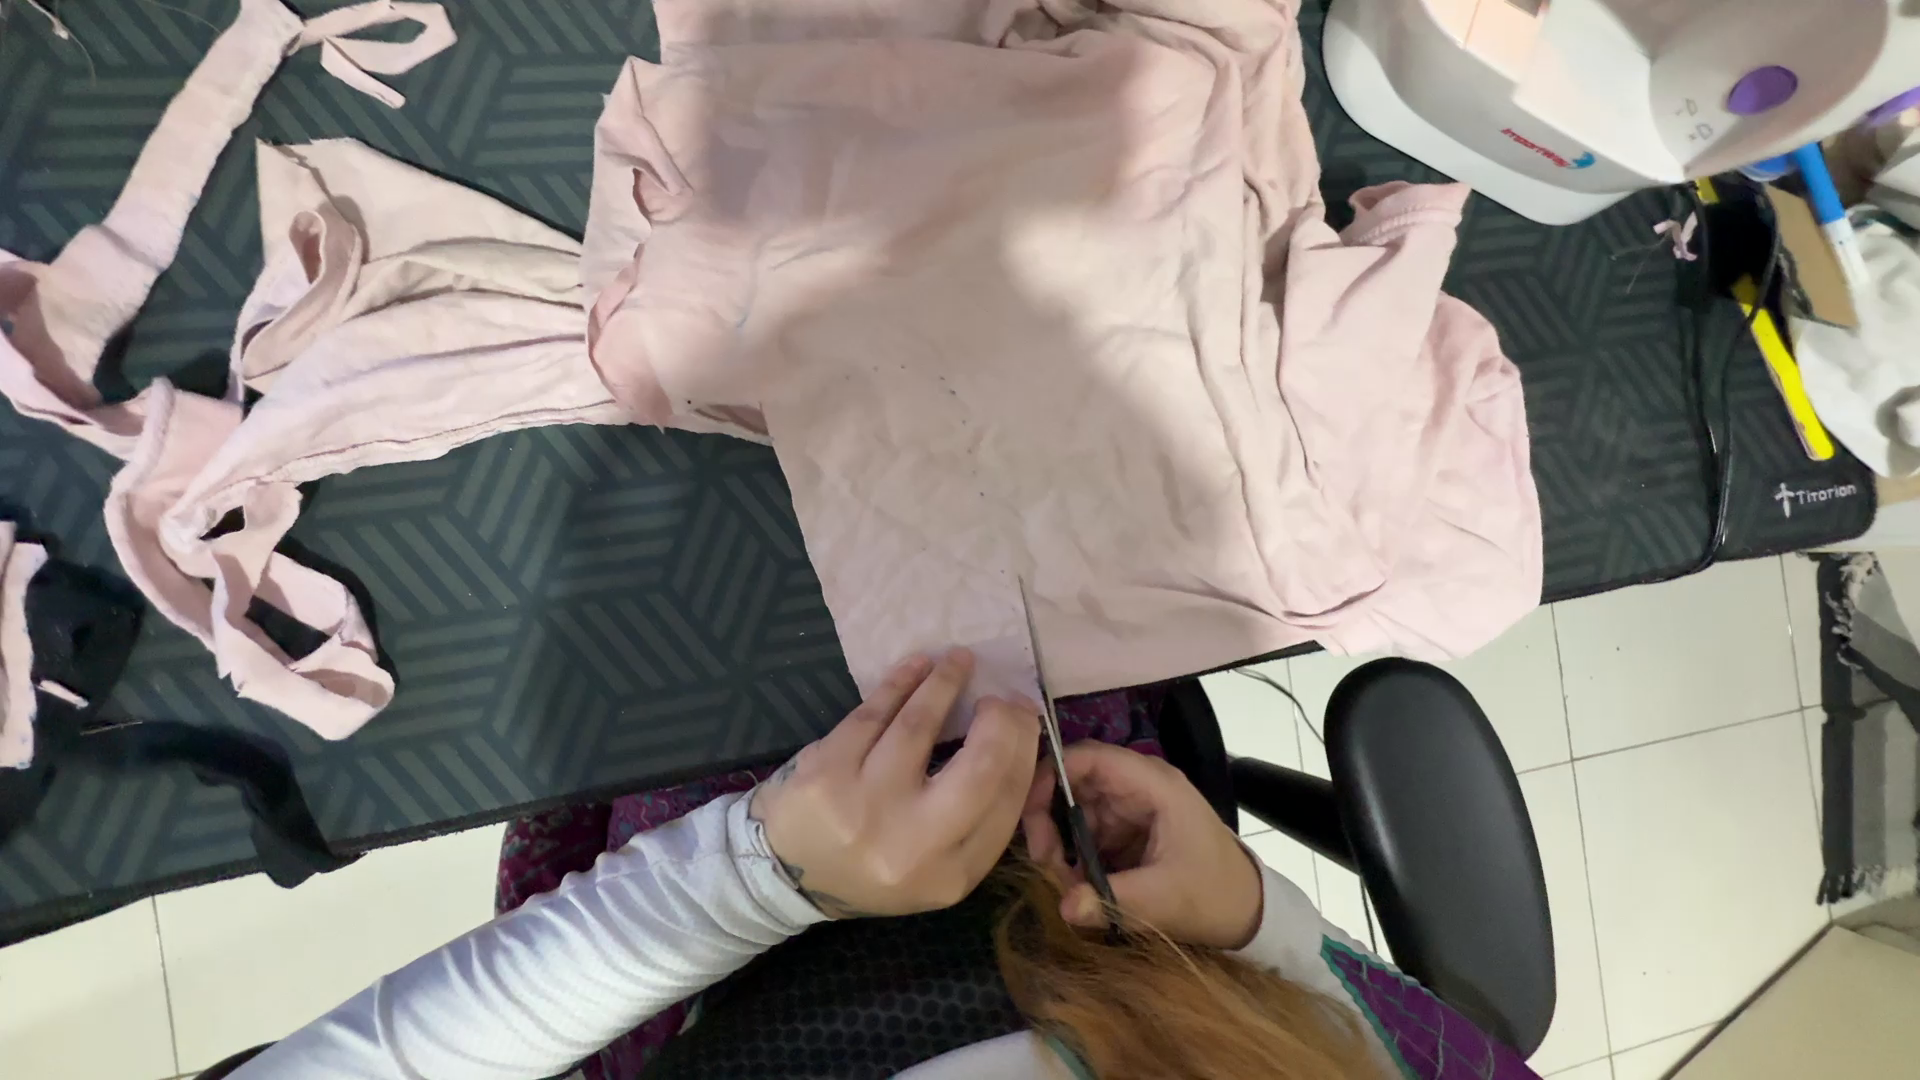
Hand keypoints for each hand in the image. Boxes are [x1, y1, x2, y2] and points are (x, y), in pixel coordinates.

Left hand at [749, 648, 1041, 918]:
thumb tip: (1017, 742)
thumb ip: (976, 816)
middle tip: (1001, 696)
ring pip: (920, 725)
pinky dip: (901, 681)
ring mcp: (866, 807)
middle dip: (1000, 720)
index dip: (1024, 748)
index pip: (1007, 799)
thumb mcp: (934, 865)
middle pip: (980, 767)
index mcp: (949, 875)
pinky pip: (874, 712)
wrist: (786, 879)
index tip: (1024, 716)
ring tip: (958, 661)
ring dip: (945, 683)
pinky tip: (917, 665)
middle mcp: (913, 845)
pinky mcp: (827, 773)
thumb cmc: (874, 863)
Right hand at [1022, 741, 1263, 948]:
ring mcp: (1129, 807)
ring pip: (1074, 808)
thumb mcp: (1166, 900)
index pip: (1090, 757)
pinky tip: (1071, 882)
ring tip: (1056, 878)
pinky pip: (1084, 831)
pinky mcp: (1124, 829)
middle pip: (1075, 780)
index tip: (1025, 810)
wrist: (1250, 913)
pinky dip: (1071, 854)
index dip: (1051, 774)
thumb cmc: (1215, 894)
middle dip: (1049, 815)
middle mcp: (1136, 786)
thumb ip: (1113, 900)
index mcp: (1151, 784)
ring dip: (1058, 839)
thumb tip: (1065, 906)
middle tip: (1041, 859)